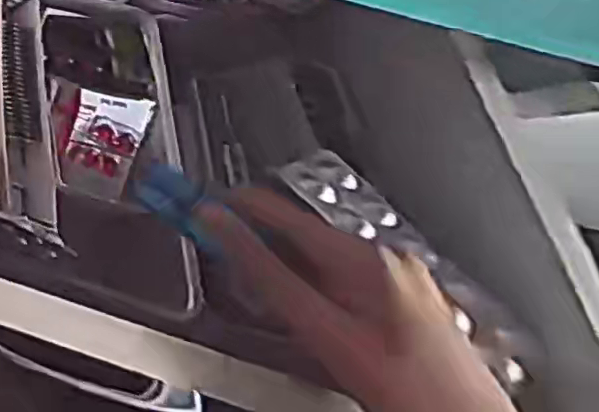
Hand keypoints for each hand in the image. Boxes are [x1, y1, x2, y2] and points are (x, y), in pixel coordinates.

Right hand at [197, 187, 514, 411]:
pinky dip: (311, 288)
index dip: (225, 206)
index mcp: (360, 252)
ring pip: (315, 258)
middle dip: (255, 247)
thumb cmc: (408, 393)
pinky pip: (340, 278)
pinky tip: (310, 319)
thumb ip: (260, 268)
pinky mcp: (408, 303)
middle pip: (292, 234)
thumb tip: (211, 219)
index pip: (270, 206)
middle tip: (227, 270)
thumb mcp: (318, 327)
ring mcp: (400, 280)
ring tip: (271, 305)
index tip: (190, 207)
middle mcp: (383, 256)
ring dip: (282, 271)